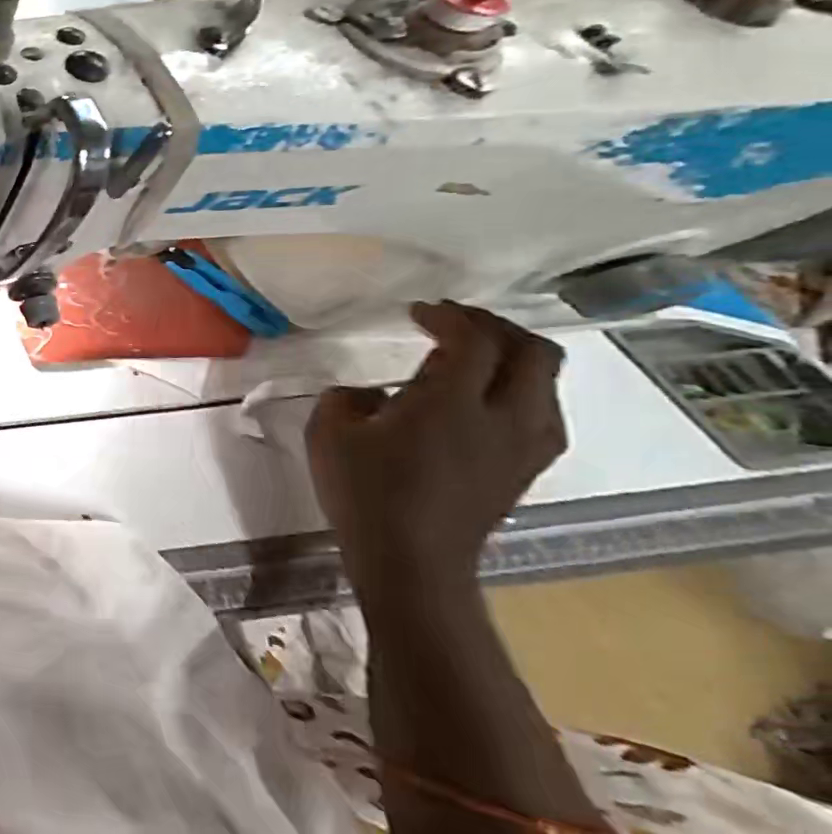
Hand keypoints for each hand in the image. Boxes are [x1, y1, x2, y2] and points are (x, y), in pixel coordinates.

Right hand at [304, 302, 566, 590]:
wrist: (412, 562)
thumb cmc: (364, 493)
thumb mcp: (327, 434)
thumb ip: (345, 398)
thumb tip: (370, 395)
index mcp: (452, 403)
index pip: (473, 339)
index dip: (448, 316)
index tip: (418, 312)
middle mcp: (505, 417)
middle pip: (531, 351)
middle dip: (493, 327)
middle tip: (454, 324)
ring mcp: (525, 445)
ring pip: (545, 381)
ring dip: (512, 357)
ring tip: (470, 358)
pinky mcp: (528, 468)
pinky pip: (541, 410)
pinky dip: (517, 388)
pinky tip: (481, 400)